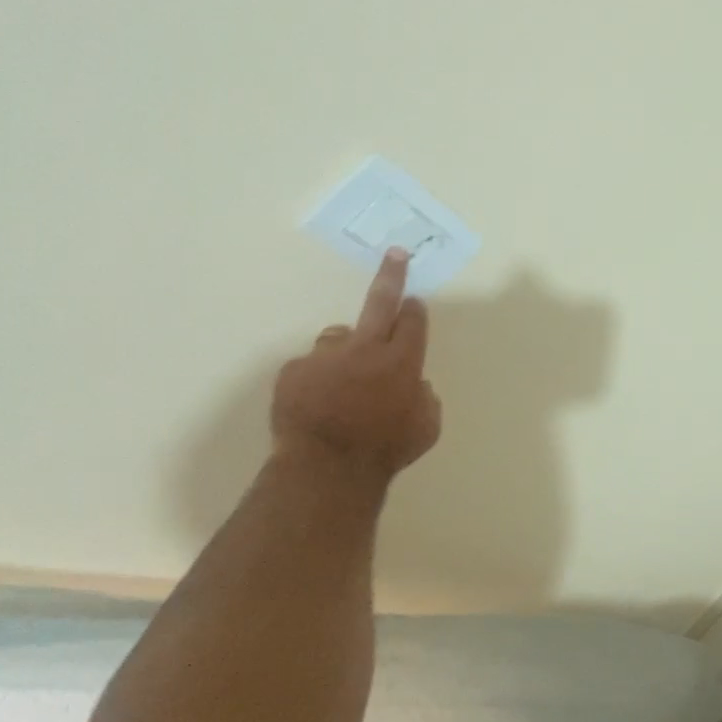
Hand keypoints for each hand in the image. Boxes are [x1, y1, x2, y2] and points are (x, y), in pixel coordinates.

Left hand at [271, 249, 441, 478]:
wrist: (327, 465)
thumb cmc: (387, 449)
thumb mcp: (426, 427)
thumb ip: (424, 398)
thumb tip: (416, 385)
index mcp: (402, 362)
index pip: (413, 323)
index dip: (415, 310)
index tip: (415, 300)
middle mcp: (365, 350)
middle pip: (380, 304)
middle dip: (391, 277)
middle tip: (396, 256)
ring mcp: (325, 357)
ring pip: (339, 338)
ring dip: (346, 350)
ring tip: (345, 382)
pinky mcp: (294, 370)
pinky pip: (312, 367)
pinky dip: (319, 379)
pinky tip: (320, 403)